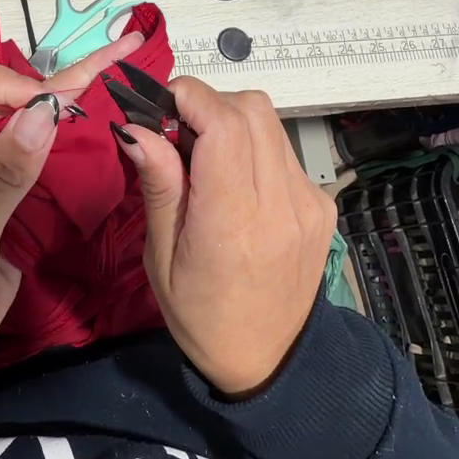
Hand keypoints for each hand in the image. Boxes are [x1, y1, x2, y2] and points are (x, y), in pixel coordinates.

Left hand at [0, 33, 145, 395]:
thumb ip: (1, 180)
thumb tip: (44, 113)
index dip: (7, 83)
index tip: (52, 111)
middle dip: (50, 76)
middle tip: (113, 62)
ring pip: (21, 114)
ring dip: (64, 92)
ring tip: (116, 65)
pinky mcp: (6, 191)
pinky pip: (36, 149)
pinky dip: (65, 128)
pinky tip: (94, 111)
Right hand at [114, 78, 334, 397]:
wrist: (271, 362)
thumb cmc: (201, 316)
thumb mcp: (160, 258)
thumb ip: (158, 185)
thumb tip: (136, 126)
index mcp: (234, 222)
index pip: (223, 124)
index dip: (189, 96)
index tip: (159, 103)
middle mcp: (281, 204)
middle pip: (250, 109)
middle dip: (207, 104)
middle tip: (177, 133)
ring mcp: (309, 201)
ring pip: (269, 121)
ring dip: (230, 121)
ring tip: (204, 158)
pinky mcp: (322, 203)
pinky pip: (282, 148)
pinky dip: (252, 145)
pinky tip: (236, 180)